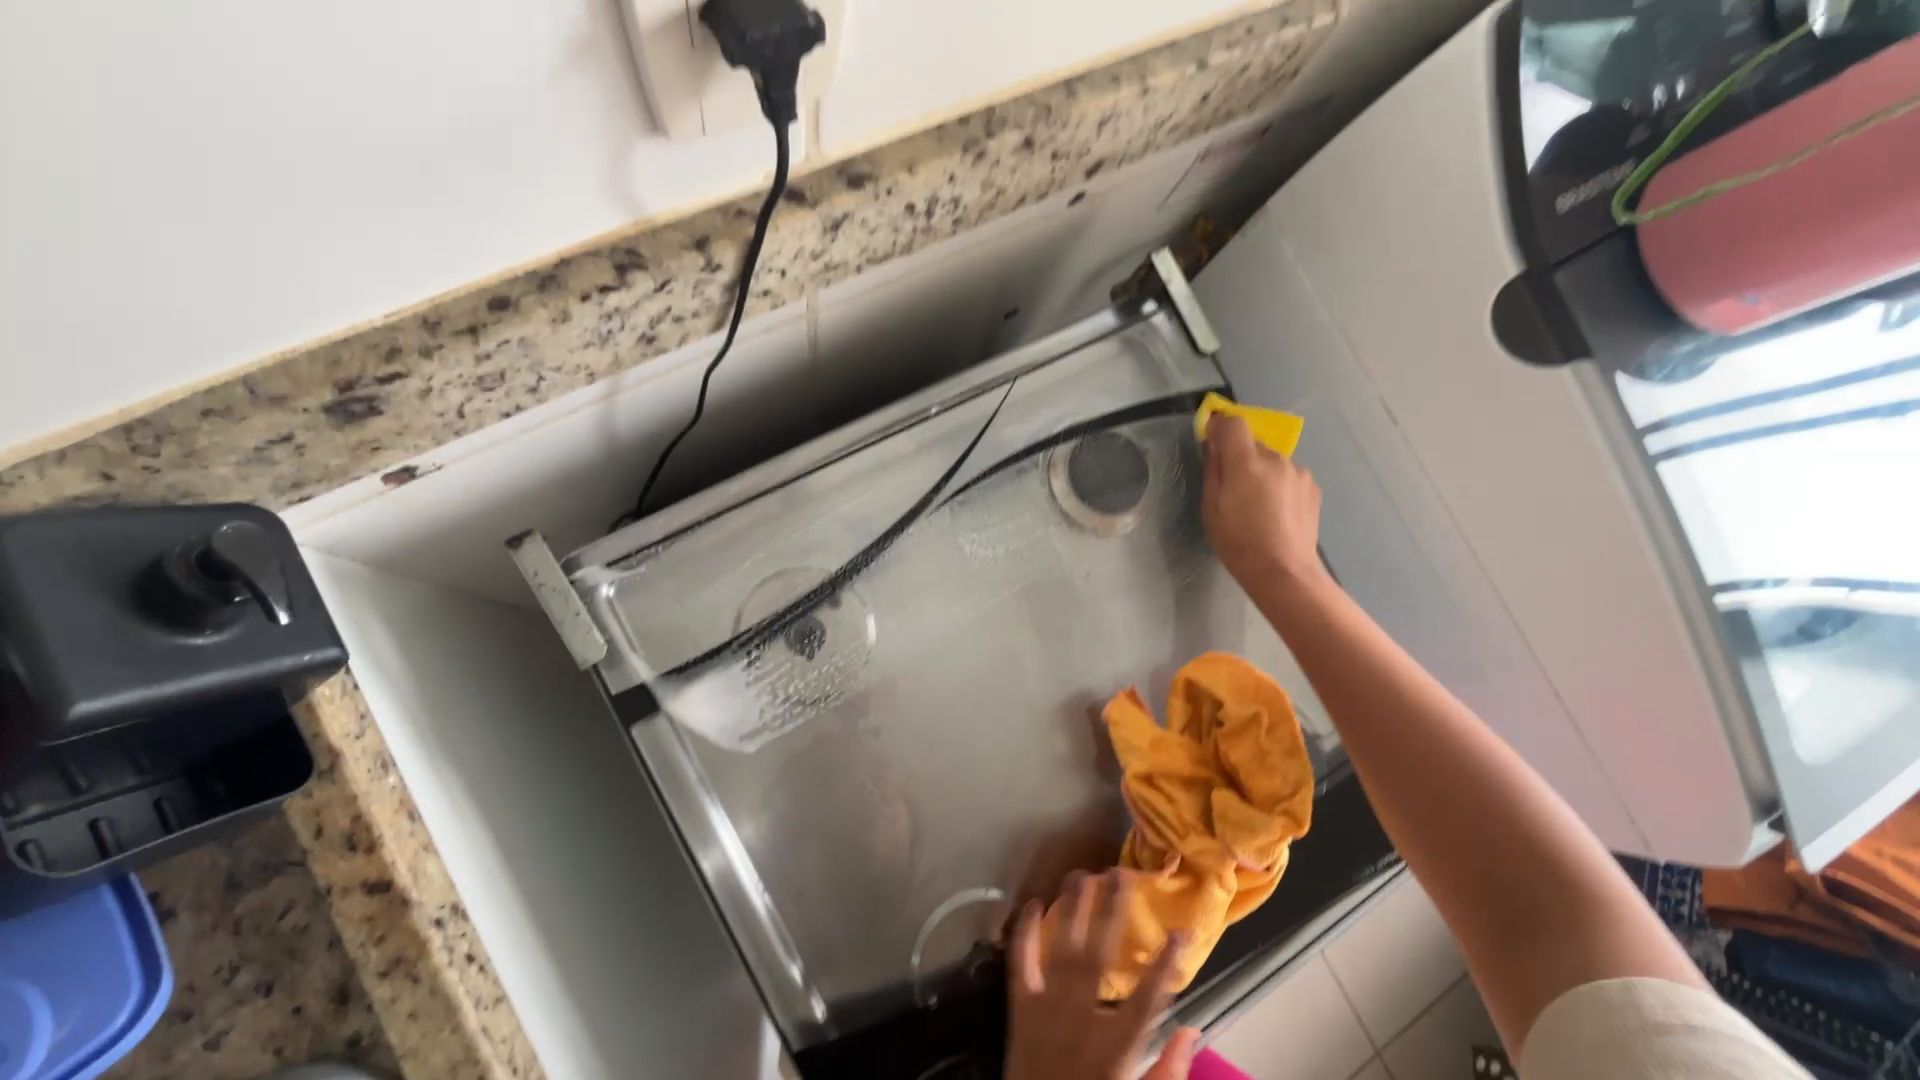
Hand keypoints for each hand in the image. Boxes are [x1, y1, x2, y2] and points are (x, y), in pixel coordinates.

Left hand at [1005, 870, 1200, 1079]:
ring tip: (1083, 874)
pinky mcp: (1019, 1009)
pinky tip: (1031, 903)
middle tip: (1121, 873)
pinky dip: (1024, 932)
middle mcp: (1081, 1019)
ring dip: (1073, 909)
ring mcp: (1047, 1009)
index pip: (1149, 998)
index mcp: (1115, 1047)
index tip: (1181, 931)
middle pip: (1099, 956)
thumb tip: (1192, 1032)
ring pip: (1063, 950)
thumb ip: (1168, 1071)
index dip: (1166, 963)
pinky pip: (1020, 963)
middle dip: (1112, 912)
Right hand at [1202, 412, 1327, 591]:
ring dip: (1261, 472)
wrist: (1284, 572)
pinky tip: (1275, 512)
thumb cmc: (1238, 543)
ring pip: (1272, 460)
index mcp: (1247, 462)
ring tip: (1257, 505)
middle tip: (1232, 487)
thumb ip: (1213, 469)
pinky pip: (1288, 476)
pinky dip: (1278, 485)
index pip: (1234, 423)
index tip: (1211, 438)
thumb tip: (1214, 443)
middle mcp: (1276, 459)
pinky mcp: (1312, 487)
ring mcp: (1298, 472)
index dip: (1220, 425)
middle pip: (1253, 443)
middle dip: (1240, 456)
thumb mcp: (1211, 508)